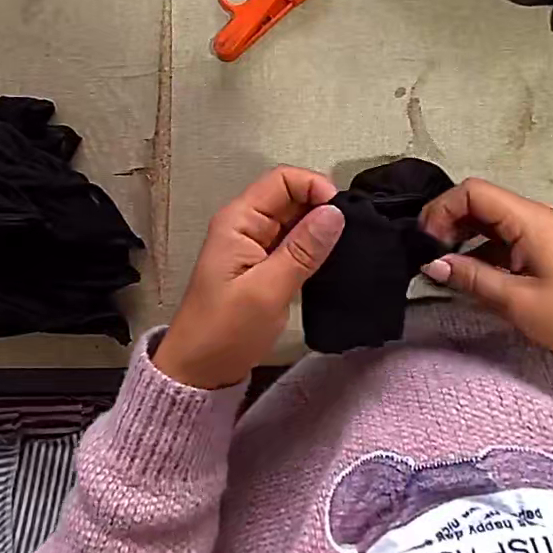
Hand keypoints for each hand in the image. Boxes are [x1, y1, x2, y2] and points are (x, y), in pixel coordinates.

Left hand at [156, 166, 345, 388]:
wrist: (200, 372)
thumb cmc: (225, 331)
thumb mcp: (267, 291)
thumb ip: (302, 250)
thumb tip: (336, 212)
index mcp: (239, 220)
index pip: (282, 180)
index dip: (315, 187)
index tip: (342, 214)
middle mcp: (247, 225)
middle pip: (291, 196)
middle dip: (322, 206)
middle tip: (352, 233)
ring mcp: (256, 245)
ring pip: (296, 219)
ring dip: (321, 227)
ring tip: (348, 246)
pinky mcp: (265, 265)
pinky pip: (295, 242)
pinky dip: (314, 246)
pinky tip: (333, 259)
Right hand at [417, 178, 552, 380]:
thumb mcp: (518, 301)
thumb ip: (471, 278)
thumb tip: (432, 263)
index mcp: (530, 220)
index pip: (472, 192)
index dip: (441, 210)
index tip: (426, 242)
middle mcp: (534, 218)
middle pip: (478, 202)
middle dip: (447, 223)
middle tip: (428, 255)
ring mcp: (540, 234)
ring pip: (488, 222)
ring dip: (461, 239)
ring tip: (443, 268)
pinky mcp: (544, 252)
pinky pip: (502, 240)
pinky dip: (479, 252)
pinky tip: (468, 276)